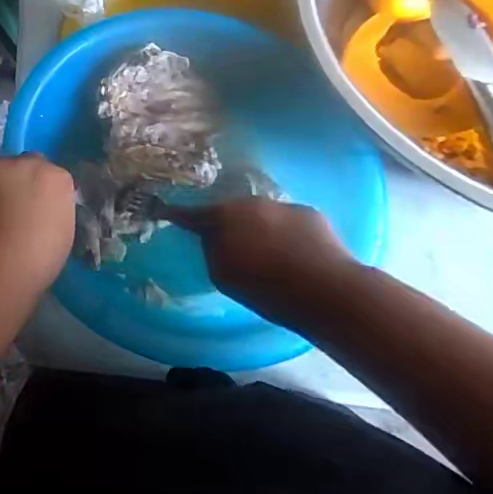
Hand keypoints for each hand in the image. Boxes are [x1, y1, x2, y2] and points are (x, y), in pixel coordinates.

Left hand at [0, 154, 76, 289]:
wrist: (8, 253)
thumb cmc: (41, 256)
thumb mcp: (61, 231)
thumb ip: (53, 212)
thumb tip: (40, 213)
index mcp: (62, 180)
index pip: (53, 177)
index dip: (42, 192)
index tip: (35, 208)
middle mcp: (38, 163)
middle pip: (30, 164)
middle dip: (24, 179)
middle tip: (14, 204)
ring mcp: (9, 163)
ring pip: (5, 168)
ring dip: (2, 181)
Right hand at [166, 198, 358, 321]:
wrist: (328, 291)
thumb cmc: (267, 288)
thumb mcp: (224, 276)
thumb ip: (211, 251)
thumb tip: (212, 238)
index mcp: (223, 216)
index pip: (191, 214)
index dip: (177, 214)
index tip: (164, 211)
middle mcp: (250, 202)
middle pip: (232, 212)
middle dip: (230, 225)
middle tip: (236, 249)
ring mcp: (283, 205)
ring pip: (263, 216)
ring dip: (261, 230)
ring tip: (272, 257)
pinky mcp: (311, 214)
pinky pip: (291, 223)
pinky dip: (289, 235)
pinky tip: (298, 257)